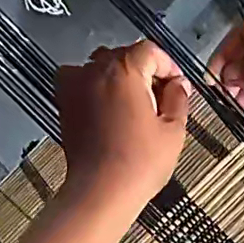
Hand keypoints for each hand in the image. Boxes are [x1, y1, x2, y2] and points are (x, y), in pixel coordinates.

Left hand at [55, 40, 189, 211]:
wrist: (101, 191)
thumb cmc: (140, 163)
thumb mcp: (173, 130)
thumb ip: (178, 98)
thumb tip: (179, 84)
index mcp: (125, 70)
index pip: (150, 51)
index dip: (168, 66)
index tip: (178, 85)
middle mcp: (95, 70)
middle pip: (124, 56)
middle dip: (145, 72)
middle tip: (162, 99)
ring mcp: (75, 86)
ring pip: (101, 68)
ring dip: (120, 79)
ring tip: (136, 106)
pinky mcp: (65, 105)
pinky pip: (82, 84)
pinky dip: (96, 89)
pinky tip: (110, 111)